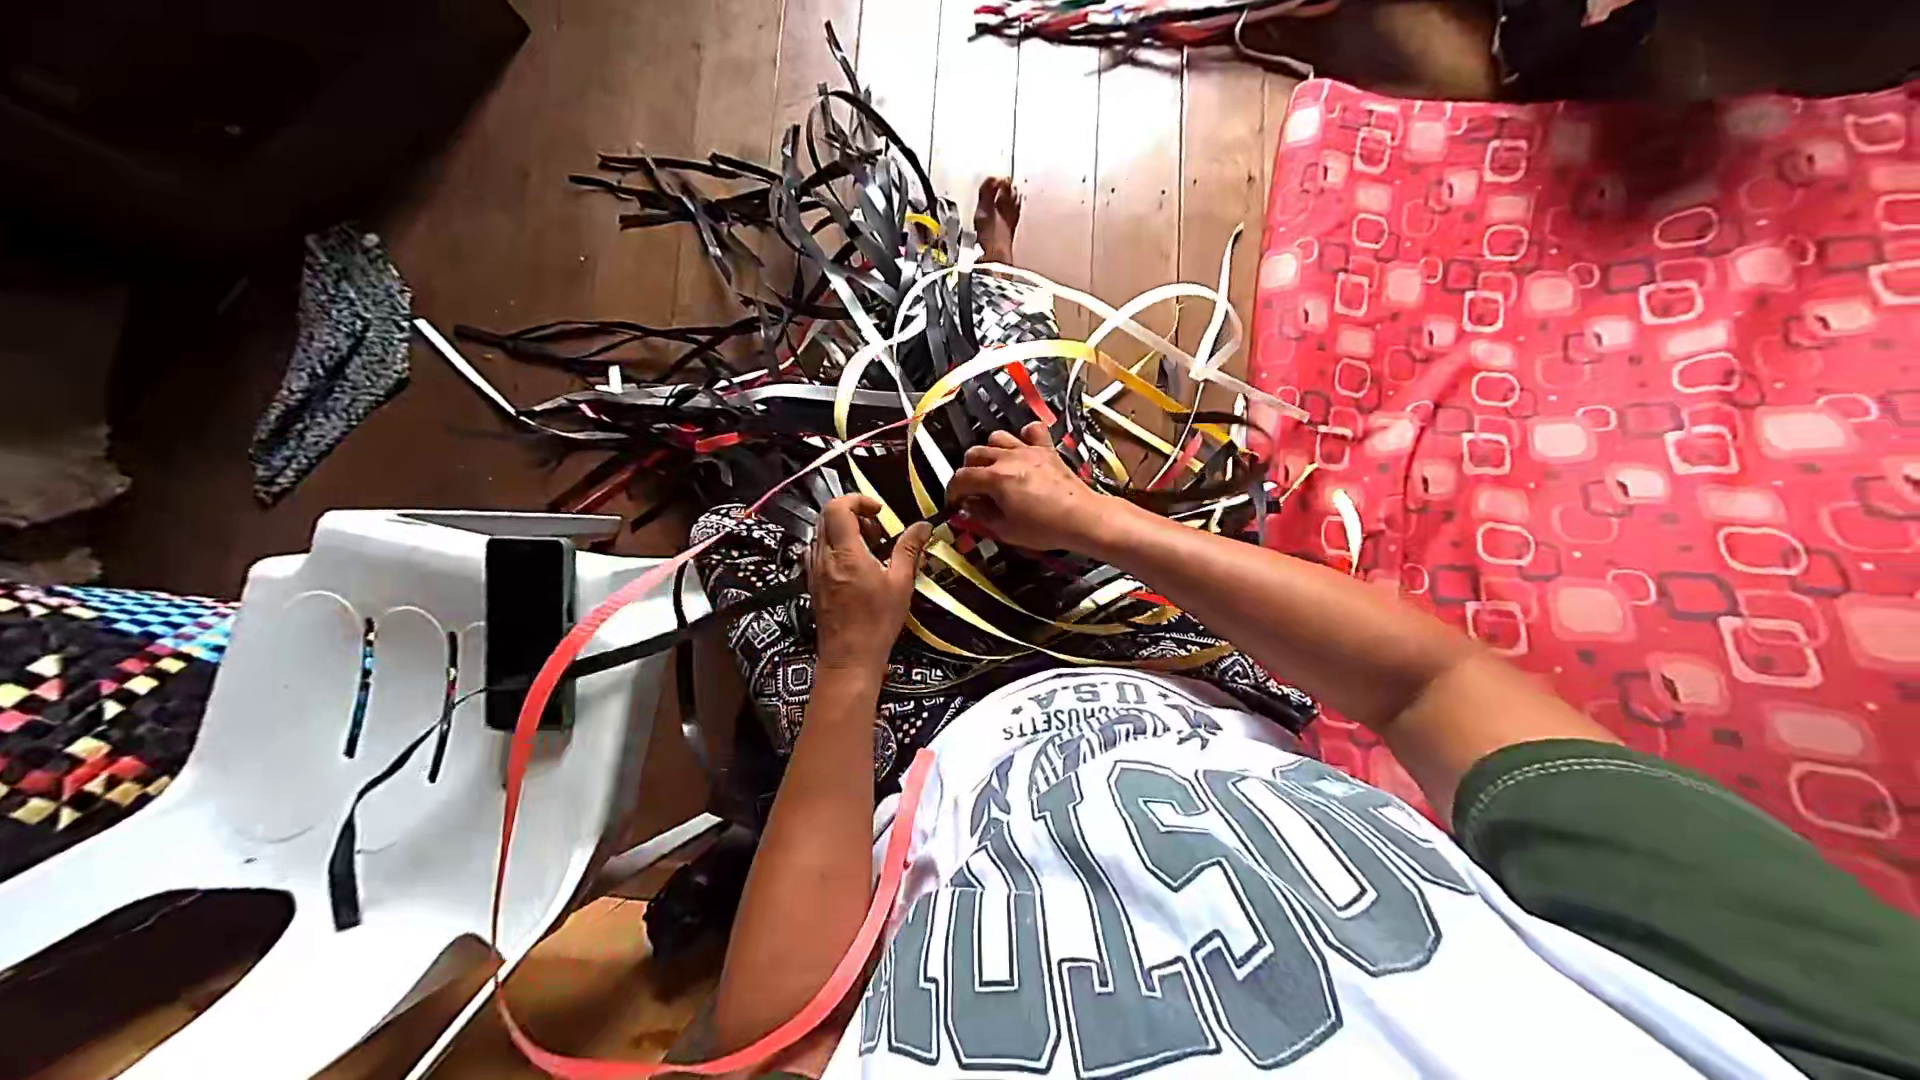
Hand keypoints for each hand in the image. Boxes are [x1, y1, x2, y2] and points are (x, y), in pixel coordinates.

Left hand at [808, 495, 931, 674]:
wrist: (849, 658)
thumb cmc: (876, 624)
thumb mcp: (900, 584)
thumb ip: (909, 549)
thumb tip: (922, 527)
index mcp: (845, 554)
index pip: (838, 508)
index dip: (858, 501)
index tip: (878, 511)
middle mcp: (824, 558)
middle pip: (827, 517)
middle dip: (853, 515)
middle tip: (877, 531)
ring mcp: (814, 571)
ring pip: (821, 534)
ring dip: (844, 531)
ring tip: (869, 549)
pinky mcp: (813, 583)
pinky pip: (819, 552)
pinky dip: (836, 548)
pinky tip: (856, 567)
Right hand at [945, 422, 1125, 554]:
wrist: (1082, 518)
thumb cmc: (1045, 528)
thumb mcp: (1005, 530)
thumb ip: (981, 516)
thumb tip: (968, 507)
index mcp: (995, 478)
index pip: (961, 478)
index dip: (953, 492)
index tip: (955, 503)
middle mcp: (1008, 457)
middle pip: (975, 453)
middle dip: (968, 471)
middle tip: (973, 489)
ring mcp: (1028, 450)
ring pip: (997, 437)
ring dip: (990, 452)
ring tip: (994, 469)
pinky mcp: (1046, 449)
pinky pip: (1031, 430)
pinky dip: (1023, 437)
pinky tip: (1022, 451)